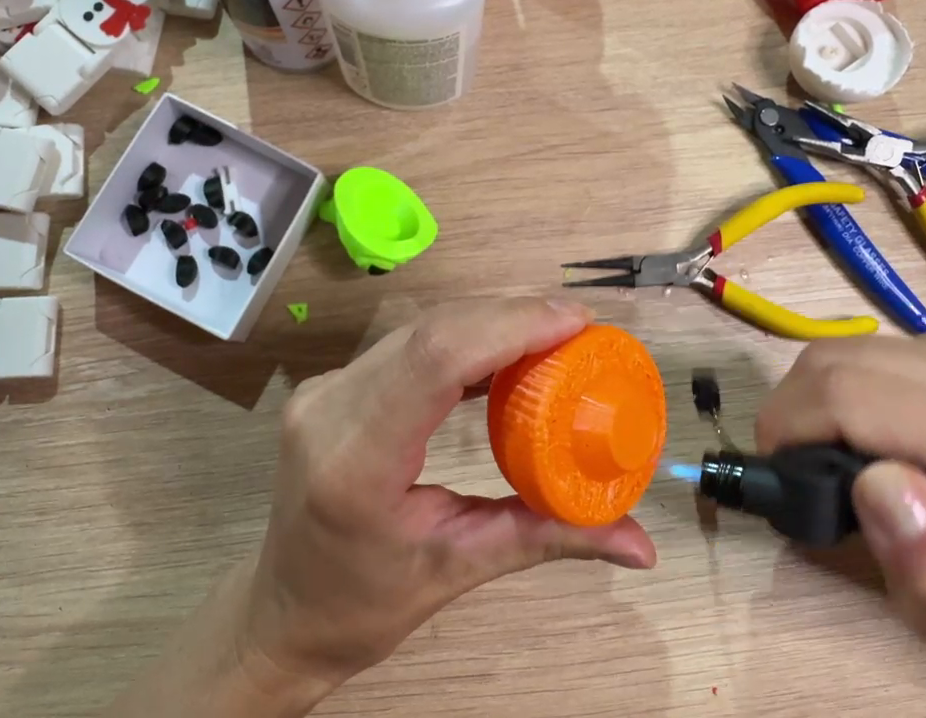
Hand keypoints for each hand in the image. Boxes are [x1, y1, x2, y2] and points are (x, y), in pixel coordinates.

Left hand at [244, 298, 657, 689]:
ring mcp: (323, 391)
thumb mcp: (460, 569)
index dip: (509, 326)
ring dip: (486, 320)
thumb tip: (642, 546)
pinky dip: (459, 337)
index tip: (576, 323)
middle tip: (577, 326)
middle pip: (429, 331)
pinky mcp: (330, 386)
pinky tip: (502, 347)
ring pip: (416, 329)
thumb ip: (550, 539)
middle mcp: (329, 409)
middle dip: (509, 316)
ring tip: (551, 330)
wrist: (283, 610)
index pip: (435, 360)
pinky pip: (403, 344)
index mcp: (356, 460)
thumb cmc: (365, 603)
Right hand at [755, 335, 925, 673]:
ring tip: (818, 450)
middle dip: (792, 414)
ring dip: (809, 398)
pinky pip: (863, 348)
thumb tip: (880, 484)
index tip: (788, 481)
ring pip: (842, 350)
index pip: (848, 399)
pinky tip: (856, 428)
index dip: (793, 431)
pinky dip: (836, 385)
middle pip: (838, 365)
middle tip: (793, 467)